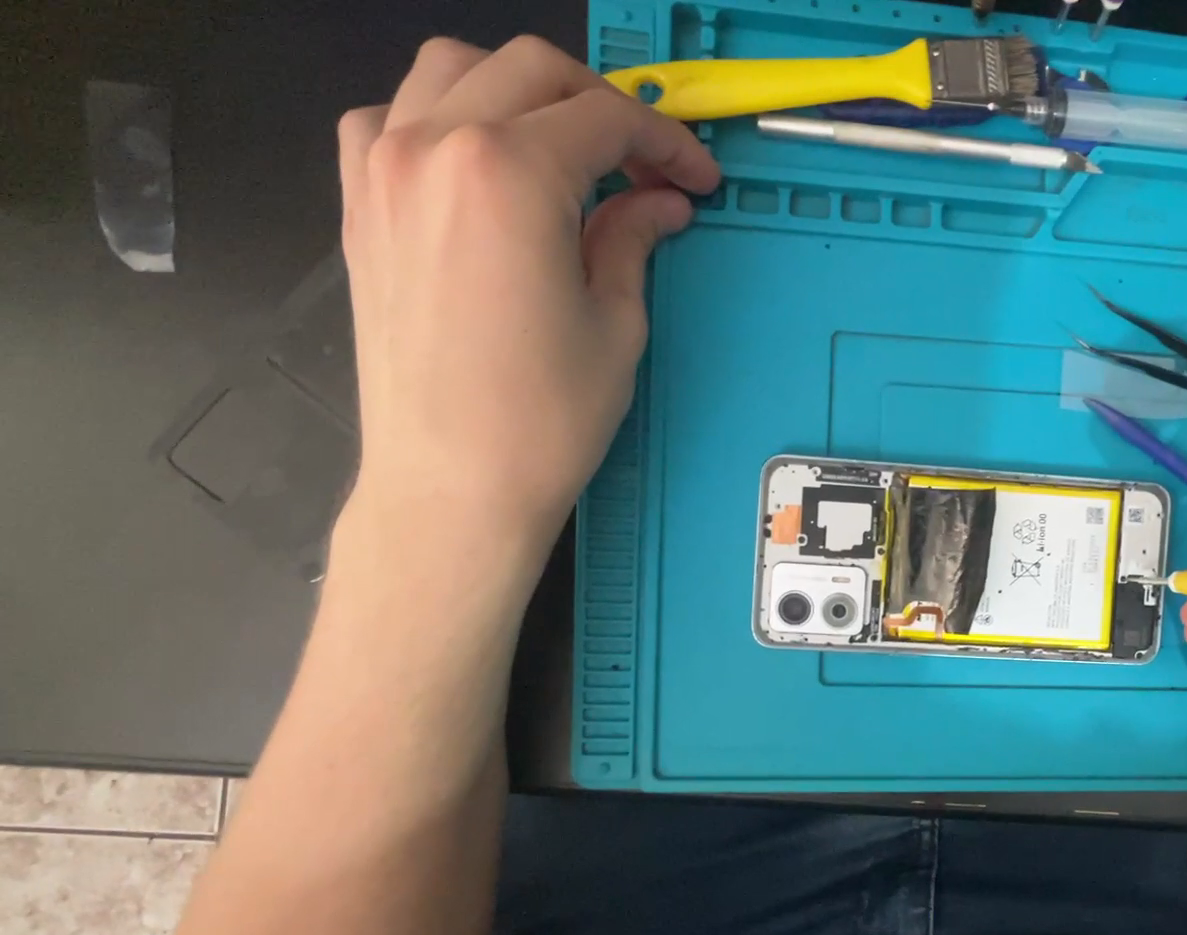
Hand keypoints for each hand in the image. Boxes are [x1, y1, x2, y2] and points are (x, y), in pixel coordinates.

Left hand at [336, 36, 720, 565]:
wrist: (452, 482)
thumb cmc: (548, 416)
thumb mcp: (616, 323)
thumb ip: (632, 239)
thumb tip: (662, 203)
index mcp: (510, 173)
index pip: (605, 119)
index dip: (666, 143)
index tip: (697, 180)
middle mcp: (435, 144)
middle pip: (530, 70)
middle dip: (604, 105)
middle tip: (645, 165)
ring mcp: (382, 167)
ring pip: (454, 70)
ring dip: (523, 94)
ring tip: (567, 153)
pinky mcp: (358, 203)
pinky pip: (395, 116)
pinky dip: (448, 119)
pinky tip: (484, 169)